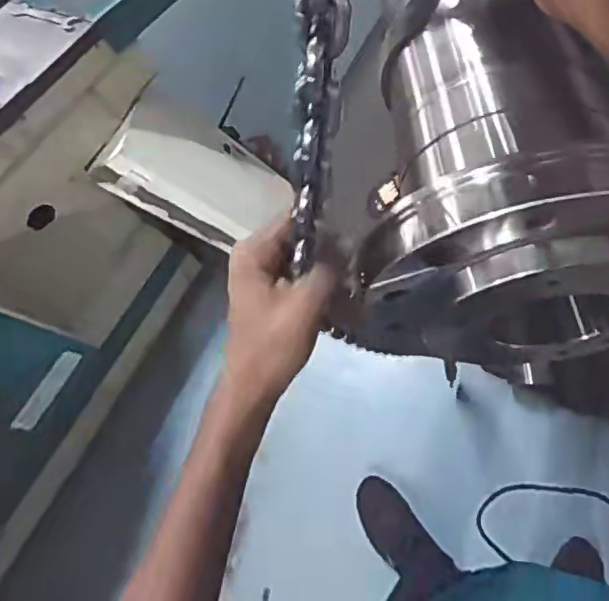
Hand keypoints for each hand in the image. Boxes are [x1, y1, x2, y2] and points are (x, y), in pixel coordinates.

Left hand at [221, 217, 337, 407]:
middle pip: (296, 236)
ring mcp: (257, 273)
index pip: (292, 218)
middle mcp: (251, 255)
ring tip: (352, 263)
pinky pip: (295, 271)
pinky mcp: (267, 290)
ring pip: (298, 255)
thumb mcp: (306, 303)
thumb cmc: (272, 344)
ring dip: (322, 261)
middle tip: (357, 246)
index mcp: (251, 251)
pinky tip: (337, 283)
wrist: (252, 389)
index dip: (322, 219)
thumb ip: (327, 267)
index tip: (351, 221)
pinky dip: (313, 276)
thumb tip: (346, 241)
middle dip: (325, 242)